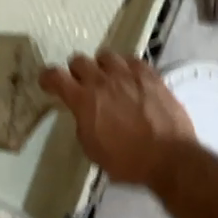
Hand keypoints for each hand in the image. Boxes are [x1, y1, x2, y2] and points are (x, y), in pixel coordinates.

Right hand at [40, 51, 194, 184]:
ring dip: (103, 66)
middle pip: (79, 60)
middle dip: (77, 72)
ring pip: (106, 55)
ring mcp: (127, 75)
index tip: (48, 82)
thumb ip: (83, 123)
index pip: (55, 76)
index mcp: (83, 100)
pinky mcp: (150, 75)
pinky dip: (127, 68)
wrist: (169, 158)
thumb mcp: (93, 149)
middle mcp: (102, 81)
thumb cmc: (127, 161)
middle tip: (83, 84)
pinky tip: (131, 79)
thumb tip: (84, 113)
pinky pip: (132, 60)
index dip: (48, 77)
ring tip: (109, 78)